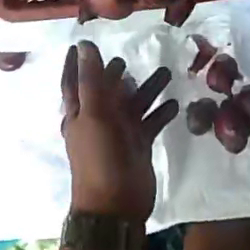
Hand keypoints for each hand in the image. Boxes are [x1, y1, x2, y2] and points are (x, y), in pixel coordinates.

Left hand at [60, 41, 177, 221]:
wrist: (115, 206)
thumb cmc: (99, 157)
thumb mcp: (93, 114)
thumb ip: (91, 80)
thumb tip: (84, 45)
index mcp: (79, 112)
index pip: (74, 81)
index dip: (76, 63)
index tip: (80, 43)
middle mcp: (98, 119)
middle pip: (108, 89)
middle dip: (118, 74)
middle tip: (130, 57)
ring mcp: (119, 133)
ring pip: (134, 103)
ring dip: (147, 88)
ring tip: (166, 72)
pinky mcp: (138, 145)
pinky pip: (150, 122)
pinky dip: (161, 112)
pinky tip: (175, 102)